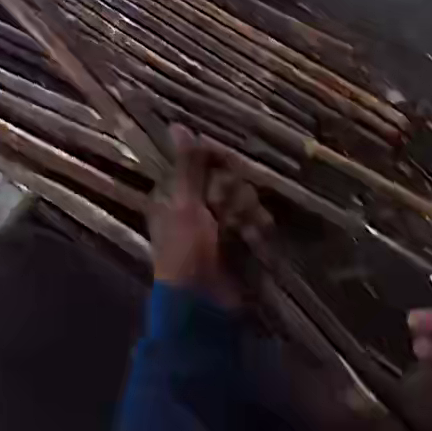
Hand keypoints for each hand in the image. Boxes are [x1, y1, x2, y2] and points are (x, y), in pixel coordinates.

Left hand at [148, 125, 270, 309]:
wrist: (203, 306)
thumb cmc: (185, 251)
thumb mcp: (184, 204)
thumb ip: (186, 165)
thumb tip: (177, 124)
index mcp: (174, 192)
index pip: (201, 161)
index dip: (217, 161)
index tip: (228, 164)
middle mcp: (196, 203)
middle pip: (226, 179)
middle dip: (234, 191)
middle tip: (230, 208)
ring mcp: (218, 224)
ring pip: (242, 199)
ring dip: (248, 210)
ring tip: (247, 227)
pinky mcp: (238, 243)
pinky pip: (254, 223)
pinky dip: (257, 228)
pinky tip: (257, 236)